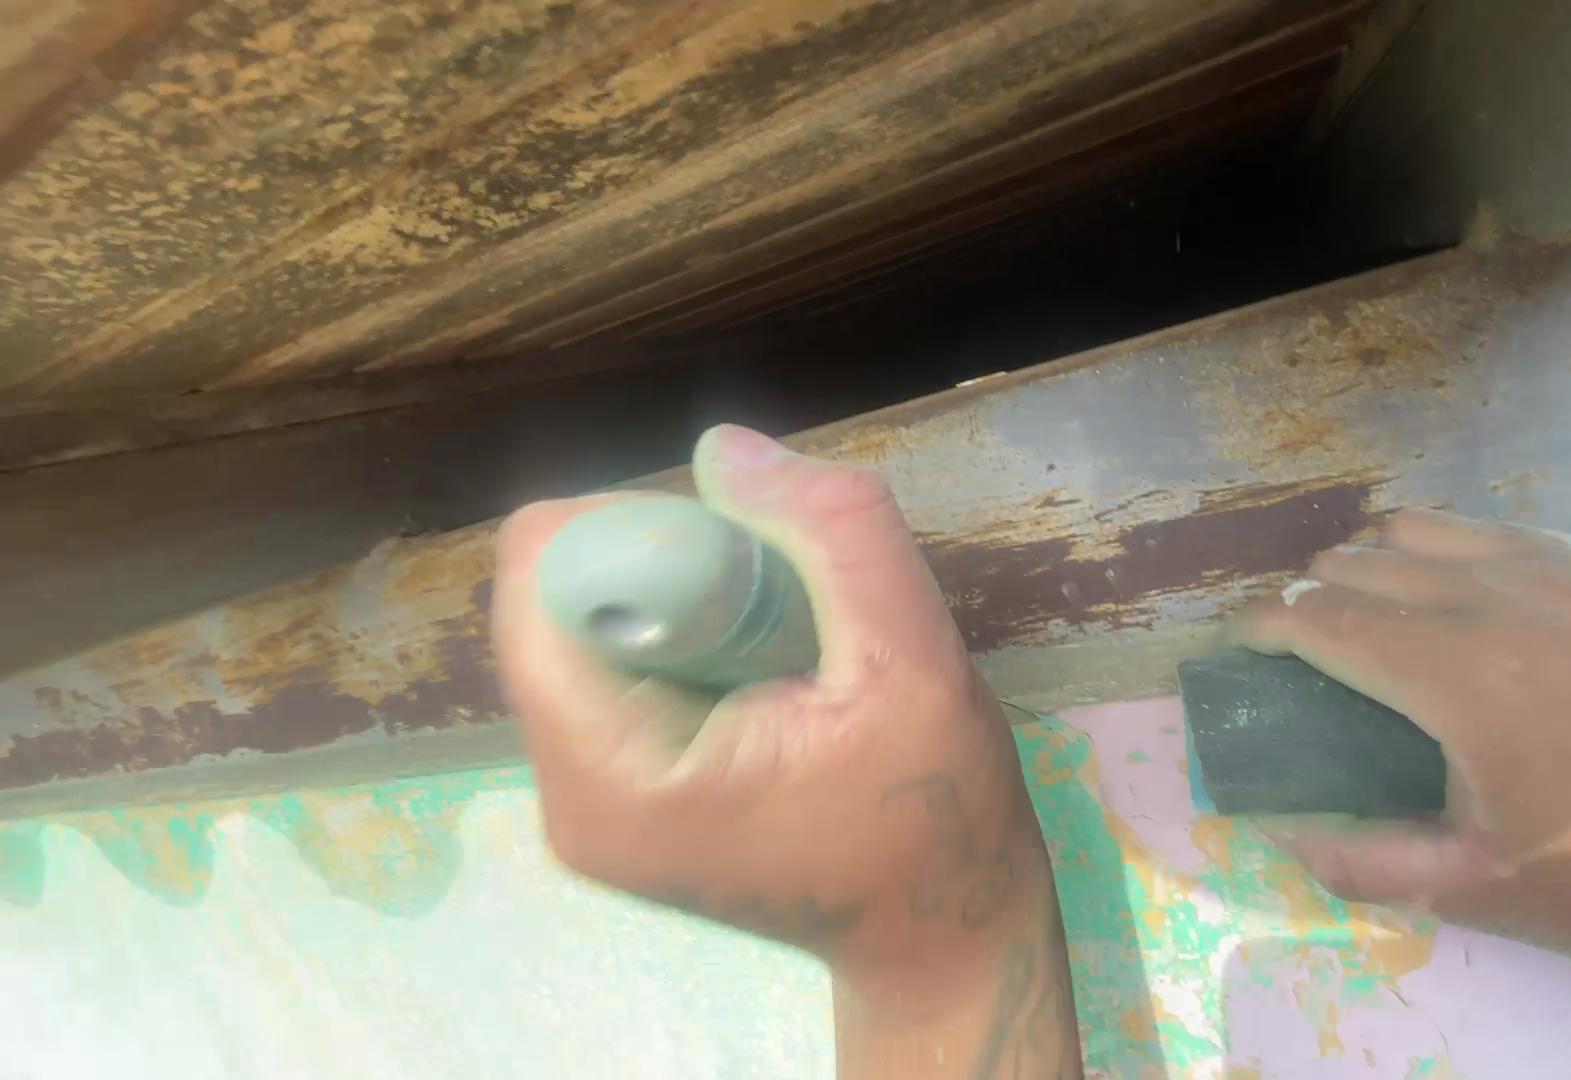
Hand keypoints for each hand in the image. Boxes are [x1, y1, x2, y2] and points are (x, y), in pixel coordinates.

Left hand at [492, 425, 1080, 1077]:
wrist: (943, 920)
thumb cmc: (938, 807)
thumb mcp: (915, 659)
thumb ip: (835, 534)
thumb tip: (722, 448)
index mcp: (614, 774)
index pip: (545, 575)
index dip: (652, 531)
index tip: (758, 560)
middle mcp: (571, 788)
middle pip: (570, 593)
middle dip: (686, 564)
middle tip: (792, 607)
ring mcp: (596, 792)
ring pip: (606, 618)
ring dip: (703, 595)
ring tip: (797, 646)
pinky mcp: (630, 786)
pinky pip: (632, 657)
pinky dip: (705, 630)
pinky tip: (780, 668)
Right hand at [1230, 510, 1570, 1051]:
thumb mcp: (1490, 890)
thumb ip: (1364, 862)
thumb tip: (1278, 838)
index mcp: (1458, 674)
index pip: (1317, 618)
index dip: (1263, 624)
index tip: (1246, 642)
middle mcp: (1500, 596)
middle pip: (1355, 562)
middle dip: (1308, 596)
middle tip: (1308, 641)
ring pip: (1420, 527)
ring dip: (1372, 562)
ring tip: (1376, 608)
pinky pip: (1497, 531)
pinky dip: (1448, 553)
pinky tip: (1470, 600)